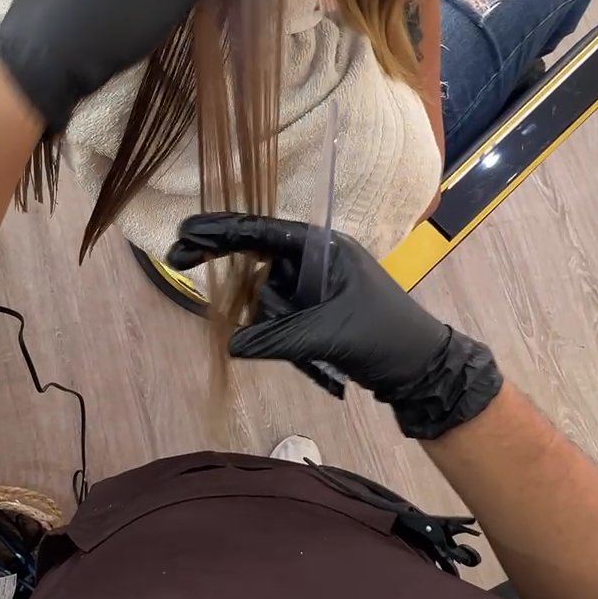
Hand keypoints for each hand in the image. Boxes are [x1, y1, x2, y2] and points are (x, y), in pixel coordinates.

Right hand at [166, 213, 503, 438]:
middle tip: (177, 259)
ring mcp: (313, 284)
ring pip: (265, 293)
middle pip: (257, 258)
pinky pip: (278, 314)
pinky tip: (297, 348)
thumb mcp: (326, 335)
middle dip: (224, 263)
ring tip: (304, 344)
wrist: (420, 368)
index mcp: (323, 247)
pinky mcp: (313, 309)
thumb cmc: (381, 337)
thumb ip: (274, 338)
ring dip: (268, 319)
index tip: (185, 231)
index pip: (262, 232)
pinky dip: (274, 330)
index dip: (221, 230)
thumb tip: (230, 344)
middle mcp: (315, 259)